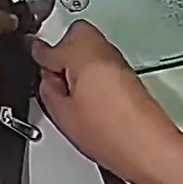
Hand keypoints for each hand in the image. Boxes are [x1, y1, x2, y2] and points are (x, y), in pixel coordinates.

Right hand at [29, 21, 182, 183]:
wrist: (151, 151)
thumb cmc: (113, 135)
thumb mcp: (62, 115)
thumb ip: (47, 88)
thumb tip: (46, 78)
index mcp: (83, 56)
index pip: (51, 46)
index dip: (37, 52)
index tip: (32, 53)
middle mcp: (105, 53)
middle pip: (77, 32)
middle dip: (62, 48)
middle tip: (54, 73)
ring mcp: (120, 63)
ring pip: (91, 46)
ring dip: (77, 61)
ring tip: (72, 92)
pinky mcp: (130, 76)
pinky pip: (103, 62)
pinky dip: (92, 72)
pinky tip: (88, 98)